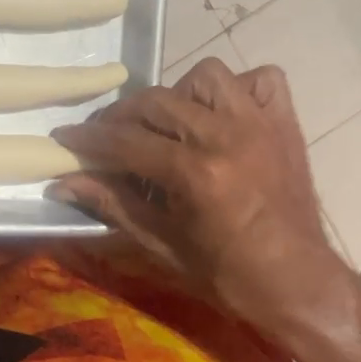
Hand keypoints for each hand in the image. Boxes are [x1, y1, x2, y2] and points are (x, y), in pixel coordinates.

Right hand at [50, 58, 354, 339]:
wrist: (298, 284)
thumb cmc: (227, 275)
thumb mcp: (162, 243)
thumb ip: (113, 204)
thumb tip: (62, 183)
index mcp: (197, 174)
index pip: (126, 142)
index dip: (88, 139)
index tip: (63, 136)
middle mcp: (227, 136)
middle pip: (156, 103)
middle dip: (122, 117)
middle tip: (106, 138)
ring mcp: (260, 124)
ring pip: (206, 77)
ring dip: (178, 95)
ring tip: (169, 124)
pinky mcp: (285, 123)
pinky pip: (261, 80)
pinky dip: (236, 89)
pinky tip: (221, 115)